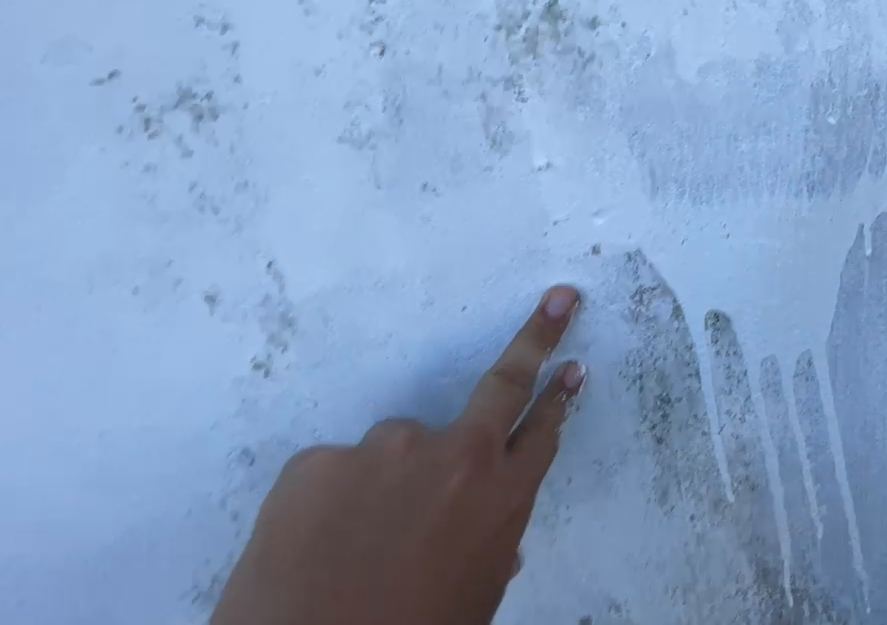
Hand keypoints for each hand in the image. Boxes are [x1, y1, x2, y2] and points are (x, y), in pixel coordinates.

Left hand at [211, 285, 586, 624]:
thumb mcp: (473, 588)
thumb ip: (488, 541)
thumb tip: (483, 528)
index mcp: (504, 494)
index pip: (545, 427)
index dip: (560, 394)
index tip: (572, 365)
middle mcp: (459, 458)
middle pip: (506, 382)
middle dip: (538, 335)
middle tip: (558, 300)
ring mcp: (389, 451)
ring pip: (395, 446)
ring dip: (385, 478)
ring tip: (354, 538)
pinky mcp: (319, 462)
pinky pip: (332, 471)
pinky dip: (327, 500)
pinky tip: (312, 544)